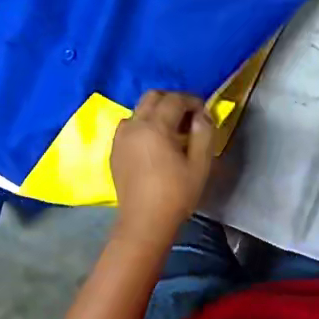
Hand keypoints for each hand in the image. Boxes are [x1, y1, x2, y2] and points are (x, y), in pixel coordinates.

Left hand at [109, 91, 214, 244]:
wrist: (144, 222)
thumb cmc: (176, 194)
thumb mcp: (200, 165)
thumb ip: (204, 133)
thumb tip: (202, 115)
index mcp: (155, 126)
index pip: (175, 99)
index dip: (192, 101)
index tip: (203, 112)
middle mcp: (134, 125)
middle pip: (152, 97)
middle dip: (172, 100)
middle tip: (188, 117)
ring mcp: (120, 137)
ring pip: (138, 110)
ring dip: (156, 112)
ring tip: (171, 131)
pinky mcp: (114, 150)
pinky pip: (129, 126)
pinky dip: (143, 125)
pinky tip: (154, 144)